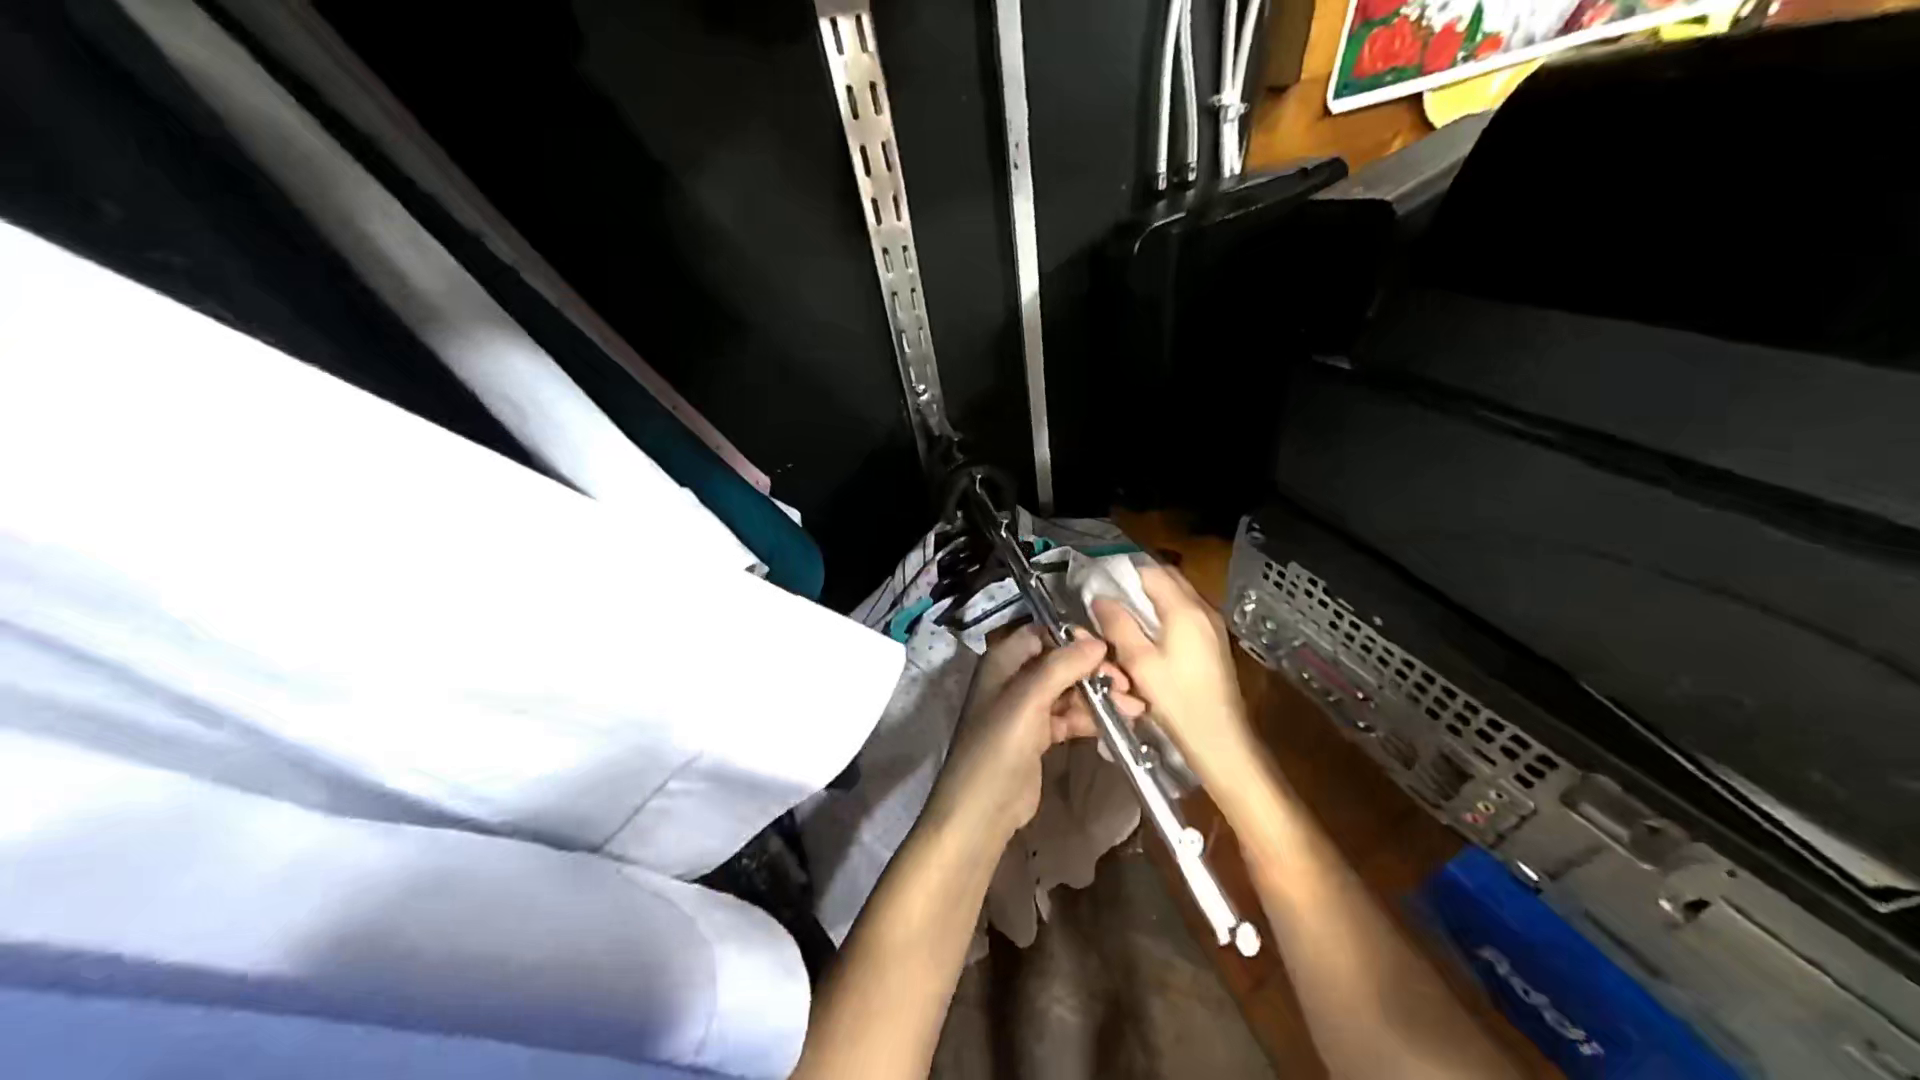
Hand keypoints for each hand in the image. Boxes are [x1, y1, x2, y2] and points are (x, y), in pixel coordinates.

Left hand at [925, 624, 1145, 844]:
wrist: (981, 810)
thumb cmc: (999, 746)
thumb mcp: (1028, 700)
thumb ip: (1062, 667)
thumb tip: (1098, 642)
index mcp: (1004, 661)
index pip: (1044, 633)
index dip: (1076, 638)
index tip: (1110, 648)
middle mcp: (1014, 679)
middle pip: (1060, 662)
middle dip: (1094, 670)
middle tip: (1129, 683)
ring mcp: (1027, 709)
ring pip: (1069, 691)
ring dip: (1099, 696)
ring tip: (1135, 707)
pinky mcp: (1039, 735)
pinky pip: (1070, 716)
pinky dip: (1092, 718)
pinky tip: (1120, 723)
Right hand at [1092, 565, 1255, 789]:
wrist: (1220, 739)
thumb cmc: (1176, 700)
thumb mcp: (1139, 662)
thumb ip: (1118, 626)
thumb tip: (1100, 599)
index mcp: (1185, 610)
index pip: (1152, 571)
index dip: (1124, 574)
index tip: (1101, 585)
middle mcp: (1203, 610)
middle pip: (1167, 580)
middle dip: (1137, 586)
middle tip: (1111, 601)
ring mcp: (1213, 626)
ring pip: (1177, 598)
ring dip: (1151, 602)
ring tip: (1126, 620)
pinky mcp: (1214, 643)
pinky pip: (1185, 616)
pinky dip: (1164, 618)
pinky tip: (1148, 640)